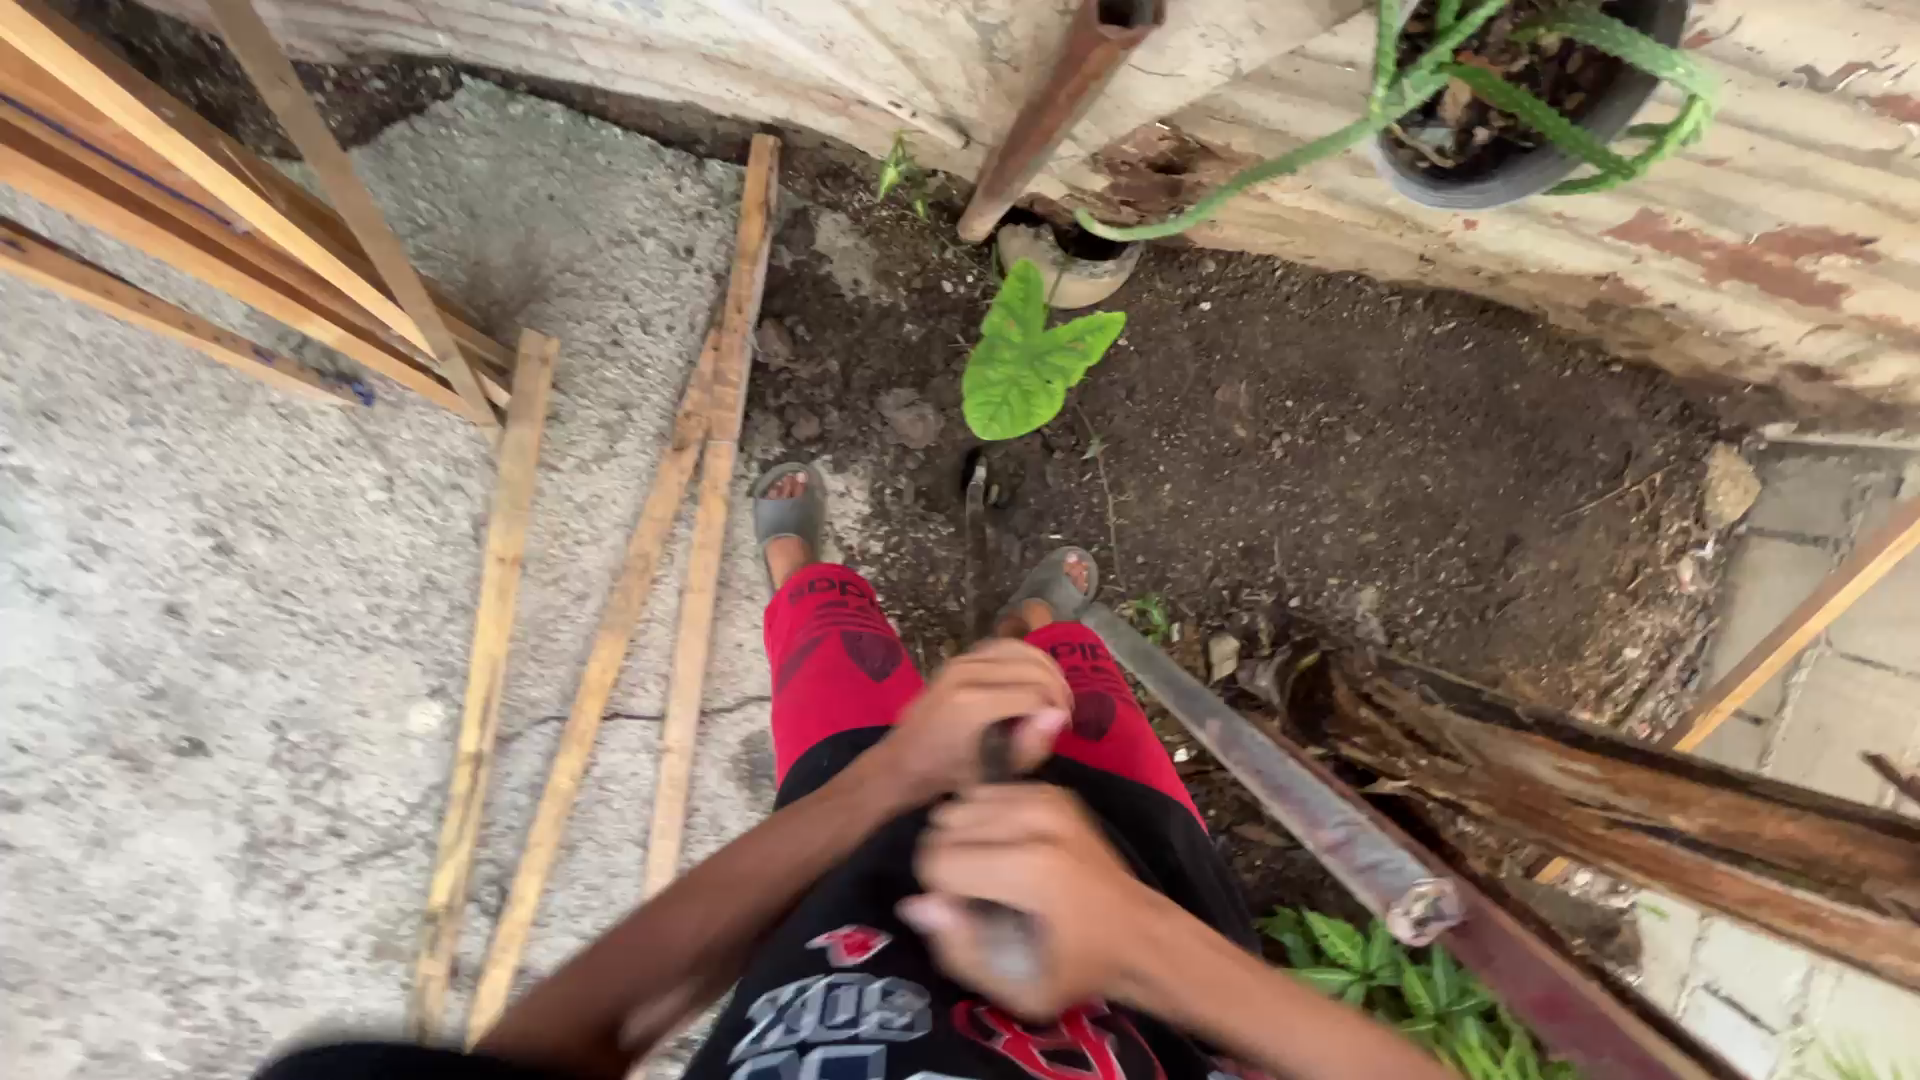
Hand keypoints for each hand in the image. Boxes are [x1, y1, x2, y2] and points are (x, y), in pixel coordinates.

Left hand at [868, 639, 1072, 800]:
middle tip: (1064, 710)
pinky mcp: (959, 657)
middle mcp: (968, 674)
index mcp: (973, 704)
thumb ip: (1030, 745)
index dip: (1057, 709)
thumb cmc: (947, 774)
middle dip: (1056, 687)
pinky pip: (1003, 645)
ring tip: (1055, 692)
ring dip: (1045, 668)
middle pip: (1031, 667)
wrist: (902, 761)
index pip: (1035, 694)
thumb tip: (1059, 716)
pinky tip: (1036, 676)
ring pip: (1020, 649)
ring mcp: (961, 661)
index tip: (1065, 726)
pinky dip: (1026, 656)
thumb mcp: (992, 770)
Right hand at [899, 784, 1160, 1020]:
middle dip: (950, 860)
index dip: (942, 894)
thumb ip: (958, 950)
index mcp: (1030, 869)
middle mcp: (1037, 819)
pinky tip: (1008, 848)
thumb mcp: (1016, 990)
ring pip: (962, 802)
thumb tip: (916, 902)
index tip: (969, 915)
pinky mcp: (1052, 788)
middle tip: (981, 894)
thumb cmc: (1076, 969)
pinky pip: (986, 792)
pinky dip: (984, 819)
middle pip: (946, 822)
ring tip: (994, 870)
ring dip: (964, 837)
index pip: (938, 859)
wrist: (1140, 934)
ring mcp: (1048, 796)